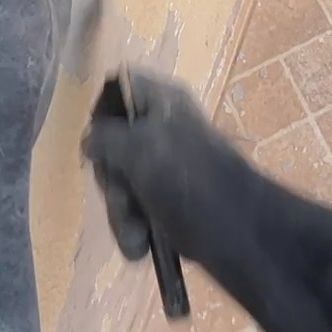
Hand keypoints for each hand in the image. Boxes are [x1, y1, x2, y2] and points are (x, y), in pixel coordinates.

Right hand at [83, 71, 331, 331]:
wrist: (242, 235)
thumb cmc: (189, 180)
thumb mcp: (138, 149)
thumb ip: (105, 138)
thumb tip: (88, 138)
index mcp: (161, 99)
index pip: (118, 85)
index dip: (101, 112)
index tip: (97, 142)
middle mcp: (163, 126)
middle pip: (112, 141)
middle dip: (112, 180)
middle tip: (125, 197)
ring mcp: (168, 165)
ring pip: (121, 182)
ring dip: (122, 214)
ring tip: (137, 236)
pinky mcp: (172, 200)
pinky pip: (137, 208)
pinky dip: (135, 229)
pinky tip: (142, 247)